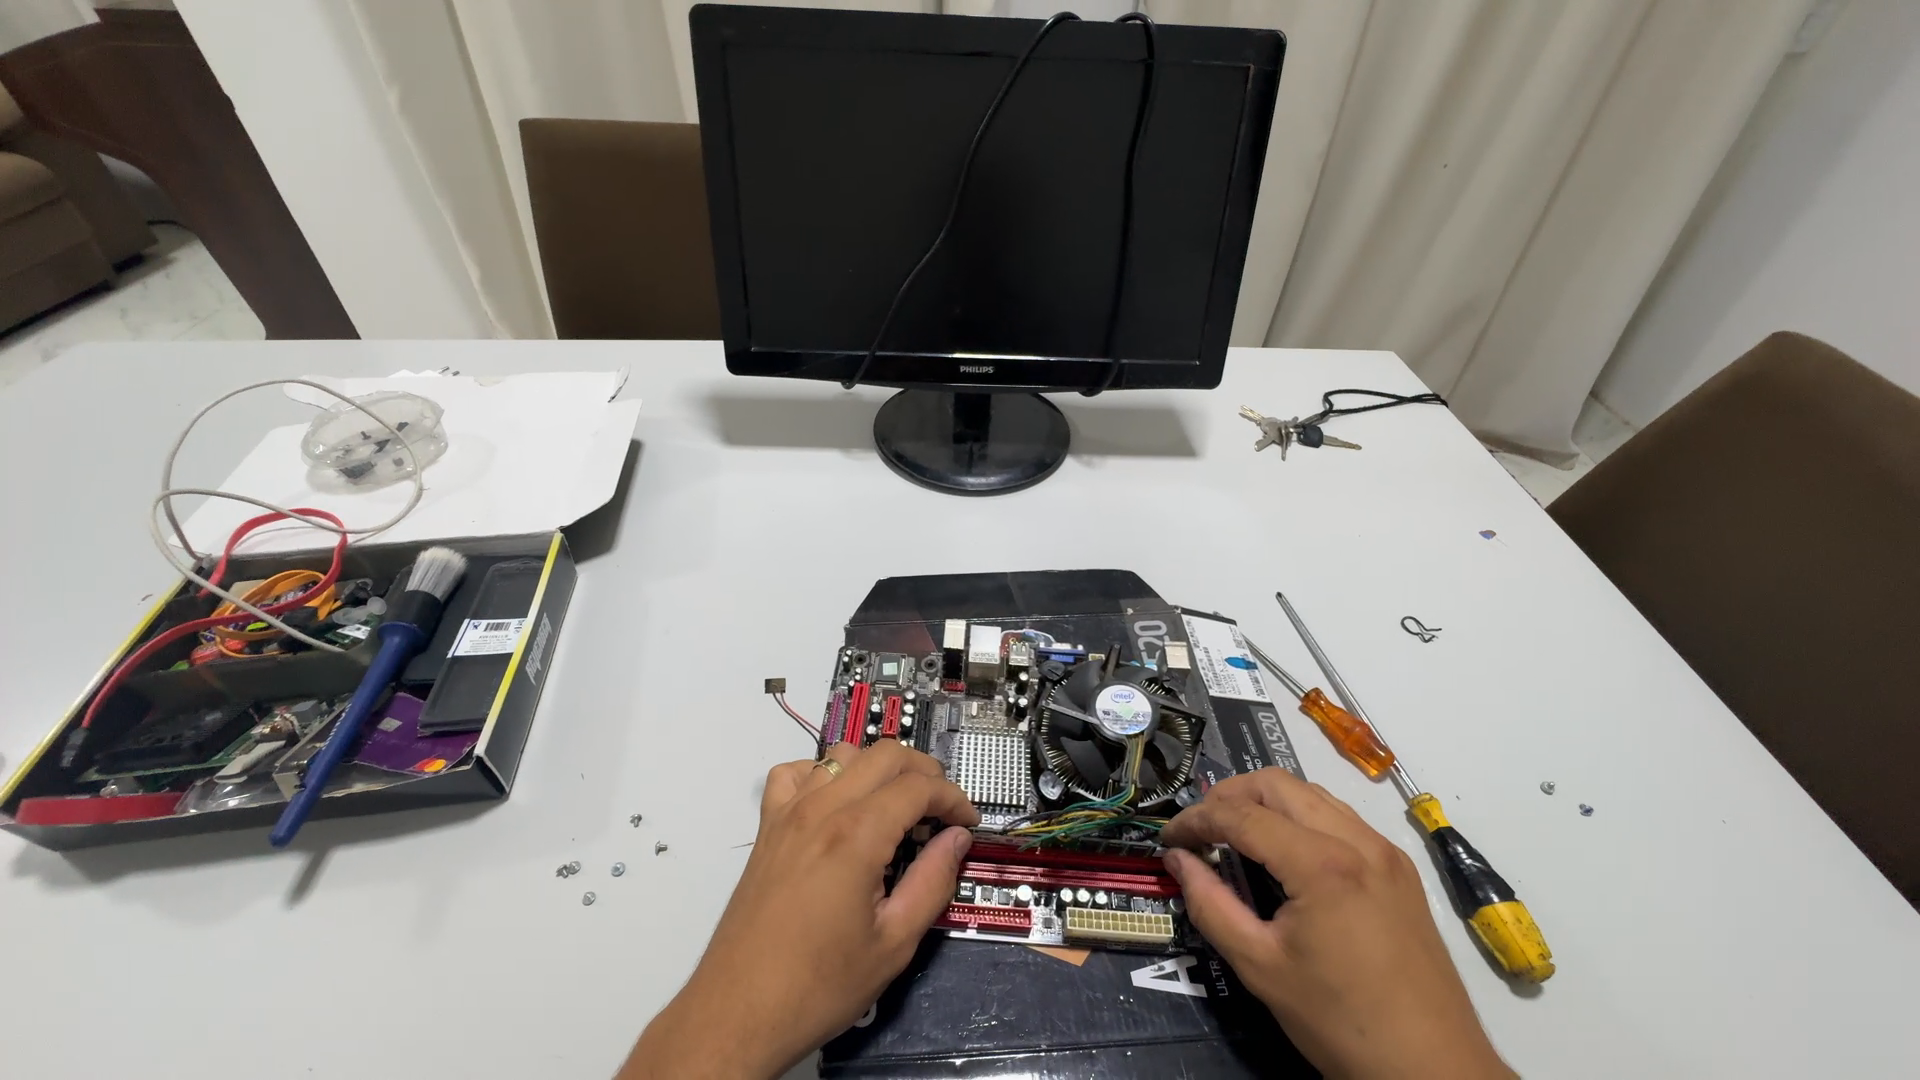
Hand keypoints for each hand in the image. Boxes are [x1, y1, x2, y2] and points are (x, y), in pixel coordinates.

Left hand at [621, 740, 978, 1079]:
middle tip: (942, 811)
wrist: (739, 1012)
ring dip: (878, 768)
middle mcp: (821, 808)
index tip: (968, 823)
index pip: (918, 786)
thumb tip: (956, 839)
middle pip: (885, 755)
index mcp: (857, 834)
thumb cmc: (820, 984)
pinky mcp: (767, 827)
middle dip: (925, 773)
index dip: (953, 797)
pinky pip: (794, 773)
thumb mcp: (894, 943)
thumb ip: (932, 881)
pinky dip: (823, 774)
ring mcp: (788, 812)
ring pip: (843, 755)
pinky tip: (837, 803)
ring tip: (897, 805)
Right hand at [1160, 768, 1511, 1079]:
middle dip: (1228, 796)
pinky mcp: (1399, 868)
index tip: (1168, 839)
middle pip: (1276, 784)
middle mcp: (1356, 840)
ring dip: (1266, 802)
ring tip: (1236, 836)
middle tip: (1200, 830)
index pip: (1240, 814)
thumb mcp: (1259, 965)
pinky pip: (1339, 817)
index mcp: (1320, 863)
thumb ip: (1210, 904)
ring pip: (1310, 793)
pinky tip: (1285, 853)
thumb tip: (1177, 860)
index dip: (1195, 820)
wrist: (1434, 1070)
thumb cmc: (1340, 1022)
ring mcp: (1384, 850)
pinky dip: (1300, 817)